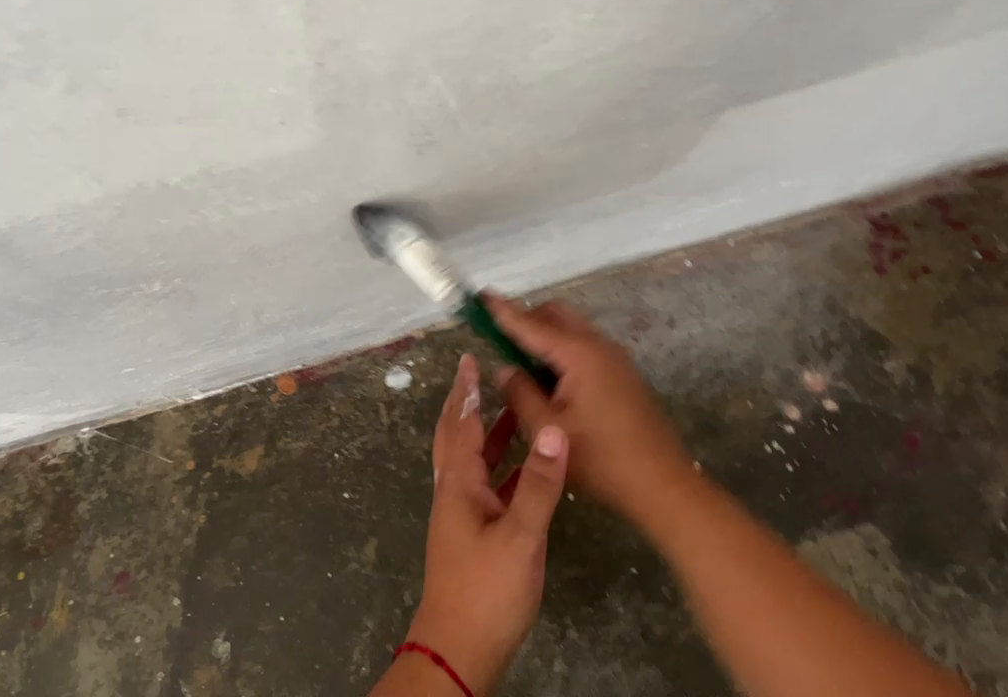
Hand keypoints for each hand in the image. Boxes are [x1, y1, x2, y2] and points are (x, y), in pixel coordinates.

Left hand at [405, 353, 569, 693]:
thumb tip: (553, 429)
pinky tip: (528, 467)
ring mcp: (464, 514)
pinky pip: (489, 485)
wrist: (460, 648)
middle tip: (482, 374)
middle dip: (467, 403)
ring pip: (473, 461)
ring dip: (487, 432)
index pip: (460, 424)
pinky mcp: (476, 535)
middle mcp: (455, 491)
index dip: (465, 391)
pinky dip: (504, 467)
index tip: (470, 359)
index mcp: (458, 484)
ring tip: (512, 409)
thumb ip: (539, 483)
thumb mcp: (520, 536)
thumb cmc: (486, 589)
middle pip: (456, 436)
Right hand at [486, 293, 692, 524]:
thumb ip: (520, 394)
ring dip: (545, 336)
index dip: (503, 310)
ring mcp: (615, 360)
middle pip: (557, 315)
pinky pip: (585, 348)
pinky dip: (562, 351)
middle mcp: (599, 347)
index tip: (481, 295)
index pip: (531, 324)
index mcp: (580, 355)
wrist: (662, 485)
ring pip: (573, 330)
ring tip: (521, 363)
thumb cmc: (602, 460)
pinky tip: (551, 381)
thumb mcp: (548, 430)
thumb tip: (504, 369)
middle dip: (526, 318)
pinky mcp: (622, 375)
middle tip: (499, 336)